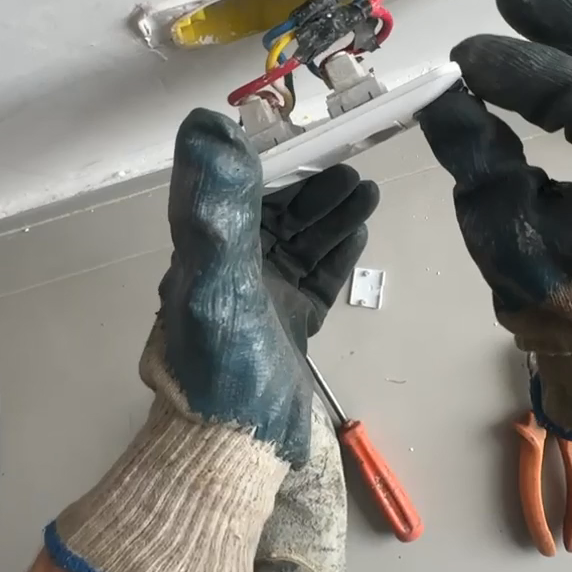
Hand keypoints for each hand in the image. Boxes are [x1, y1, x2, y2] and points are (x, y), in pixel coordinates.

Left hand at [49, 110, 376, 571]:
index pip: (238, 190)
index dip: (269, 161)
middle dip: (312, 188)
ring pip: (302, 242)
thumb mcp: (215, 279)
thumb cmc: (223, 363)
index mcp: (206, 251)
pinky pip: (317, 277)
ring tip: (364, 190)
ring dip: (332, 215)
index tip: (302, 137)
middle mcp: (232, 268)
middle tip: (350, 169)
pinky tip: (357, 234)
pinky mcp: (291, 323)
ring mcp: (264, 297)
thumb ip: (215, 206)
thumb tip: (207, 123)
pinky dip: (337, 253)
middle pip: (276, 212)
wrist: (233, 447)